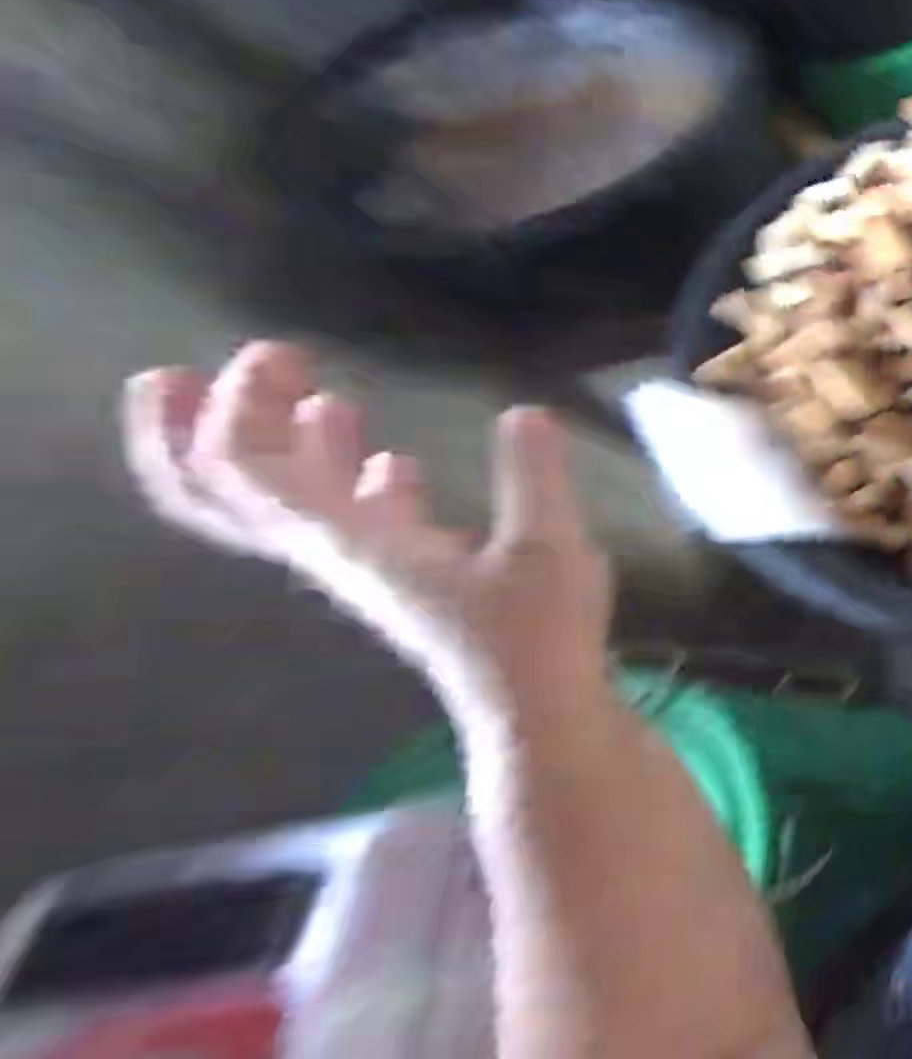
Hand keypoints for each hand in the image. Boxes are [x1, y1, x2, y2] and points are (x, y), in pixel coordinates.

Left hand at [122, 341, 612, 729]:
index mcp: (356, 542)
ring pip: (297, 510)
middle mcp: (343, 555)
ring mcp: (376, 572)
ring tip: (322, 402)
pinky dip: (357, 486)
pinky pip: (357, 526)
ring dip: (292, 450)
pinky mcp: (412, 582)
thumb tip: (527, 414)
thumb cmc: (537, 630)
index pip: (246, 469)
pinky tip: (397, 465)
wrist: (537, 704)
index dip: (241, 405)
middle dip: (214, 428)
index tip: (286, 356)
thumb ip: (534, 475)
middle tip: (236, 371)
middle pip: (234, 495)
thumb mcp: (548, 545)